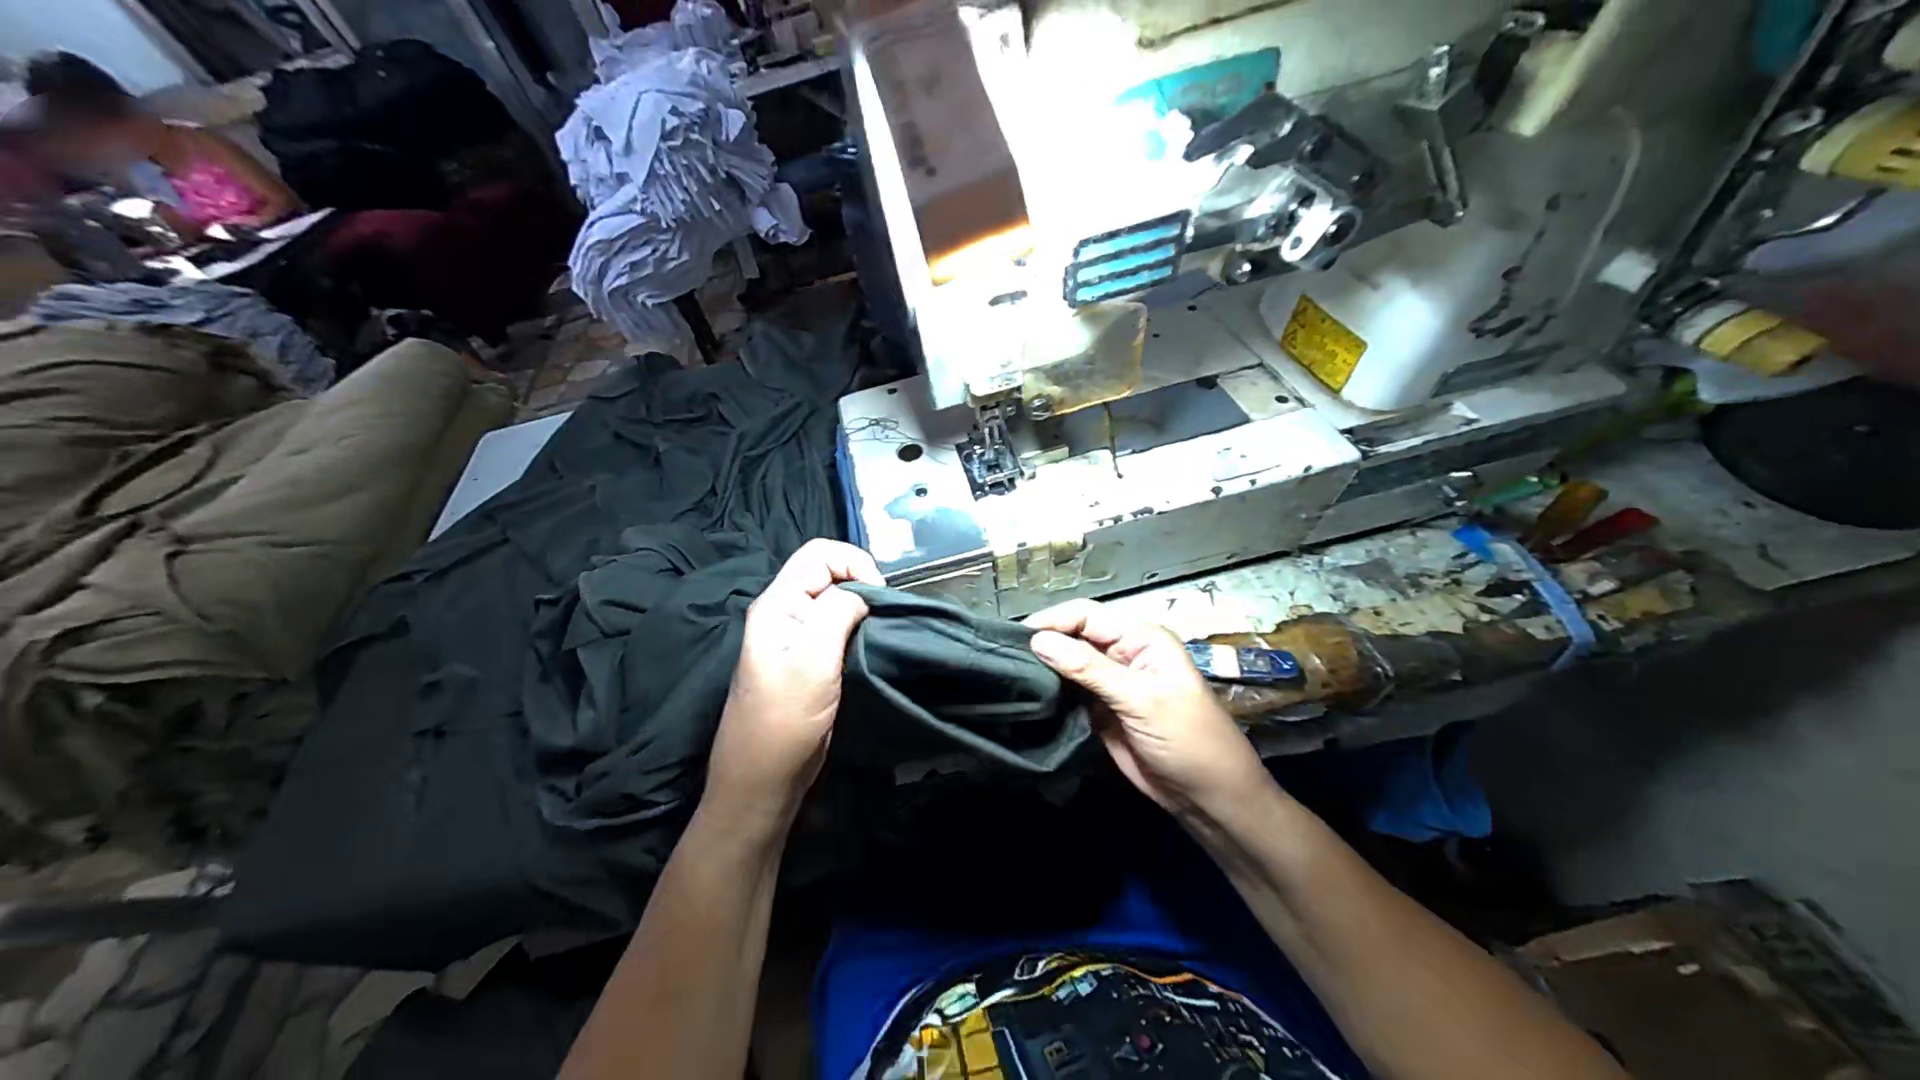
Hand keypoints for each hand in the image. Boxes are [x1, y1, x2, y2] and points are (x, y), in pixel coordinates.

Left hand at [704, 539, 883, 827]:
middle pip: (829, 574)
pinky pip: (839, 629)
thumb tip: (862, 593)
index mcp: (778, 605)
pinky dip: (860, 629)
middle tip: (884, 617)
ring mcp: (797, 638)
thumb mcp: (812, 661)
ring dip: (863, 609)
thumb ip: (836, 613)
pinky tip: (873, 648)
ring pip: (837, 602)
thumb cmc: (783, 720)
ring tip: (882, 632)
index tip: (880, 595)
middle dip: (862, 585)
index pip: (818, 555)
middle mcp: (786, 614)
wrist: (763, 780)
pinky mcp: (811, 661)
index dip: (854, 562)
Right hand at [1027, 600, 1271, 817]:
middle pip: (1074, 636)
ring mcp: (1110, 683)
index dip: (1052, 622)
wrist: (1206, 797)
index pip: (1087, 616)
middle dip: (1044, 643)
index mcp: (1141, 638)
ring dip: (1043, 668)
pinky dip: (1050, 692)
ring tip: (1009, 673)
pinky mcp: (1100, 709)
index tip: (1016, 638)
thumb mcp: (1141, 699)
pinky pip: (1069, 692)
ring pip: (1068, 664)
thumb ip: (1089, 668)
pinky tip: (1027, 694)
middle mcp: (1123, 653)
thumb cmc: (1187, 740)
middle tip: (1004, 657)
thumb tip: (1039, 640)